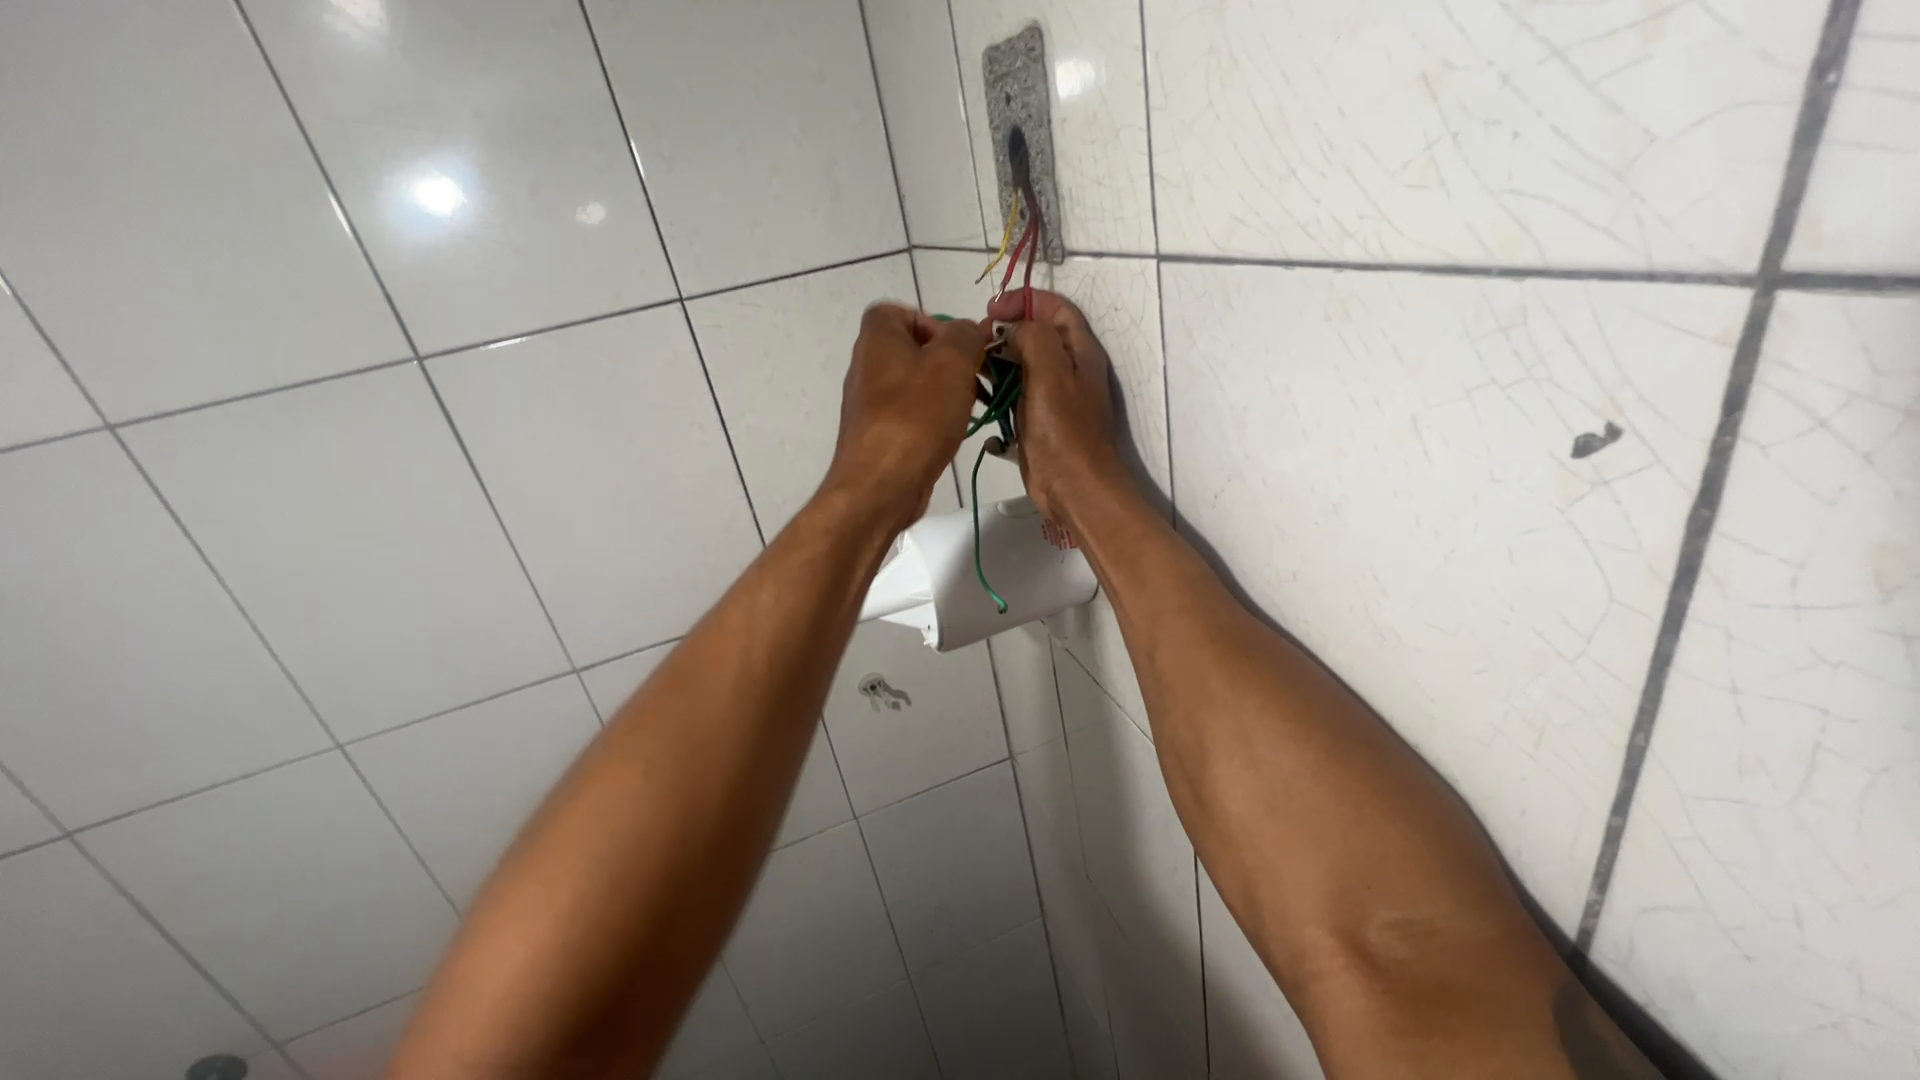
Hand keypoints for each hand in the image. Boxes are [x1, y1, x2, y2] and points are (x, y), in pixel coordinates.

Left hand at [820, 304, 987, 531]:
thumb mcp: (952, 362)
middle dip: (947, 361)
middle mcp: (866, 367)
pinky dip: (932, 419)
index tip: (957, 345)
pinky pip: (910, 415)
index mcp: (876, 339)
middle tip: (972, 378)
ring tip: (969, 408)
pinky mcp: (878, 436)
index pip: (897, 311)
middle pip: (911, 350)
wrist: (881, 485)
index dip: (930, 321)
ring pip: (914, 385)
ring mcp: (870, 405)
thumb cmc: (916, 416)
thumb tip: (966, 331)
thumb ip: (965, 336)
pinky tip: (952, 434)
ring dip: (944, 392)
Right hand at [986, 288, 1126, 529]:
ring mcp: (1052, 394)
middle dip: (1006, 329)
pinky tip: (978, 391)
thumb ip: (1033, 338)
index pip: (1054, 307)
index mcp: (1079, 351)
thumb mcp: (1050, 372)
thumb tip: (1013, 330)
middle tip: (979, 340)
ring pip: (1021, 362)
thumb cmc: (1063, 430)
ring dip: (997, 358)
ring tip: (973, 364)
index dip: (1025, 300)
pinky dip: (996, 386)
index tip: (992, 311)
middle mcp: (1068, 367)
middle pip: (1036, 333)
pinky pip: (1014, 391)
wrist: (1072, 486)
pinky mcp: (1036, 418)